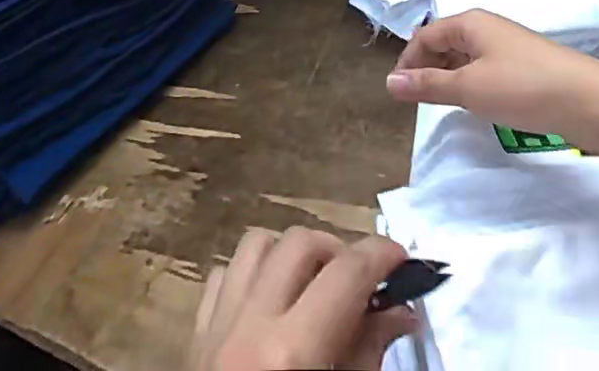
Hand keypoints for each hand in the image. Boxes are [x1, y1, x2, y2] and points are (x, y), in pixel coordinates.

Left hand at [190, 227, 415, 370]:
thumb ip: (369, 355)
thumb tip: (400, 310)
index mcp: (293, 354)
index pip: (345, 274)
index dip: (380, 255)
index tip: (402, 256)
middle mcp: (250, 325)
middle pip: (299, 244)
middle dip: (338, 251)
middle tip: (362, 282)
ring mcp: (216, 326)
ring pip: (256, 245)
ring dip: (292, 253)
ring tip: (318, 283)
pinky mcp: (196, 335)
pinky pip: (225, 276)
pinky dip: (252, 274)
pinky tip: (273, 301)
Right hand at [385, 9, 598, 151]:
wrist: (595, 102)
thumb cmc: (523, 88)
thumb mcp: (468, 90)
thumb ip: (427, 85)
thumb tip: (389, 82)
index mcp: (468, 23)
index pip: (424, 37)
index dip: (407, 63)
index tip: (399, 93)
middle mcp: (486, 26)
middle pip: (443, 43)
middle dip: (427, 68)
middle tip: (420, 101)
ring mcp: (509, 44)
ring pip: (465, 56)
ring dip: (450, 77)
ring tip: (446, 104)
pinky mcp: (527, 64)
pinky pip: (486, 67)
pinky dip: (473, 82)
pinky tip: (480, 104)